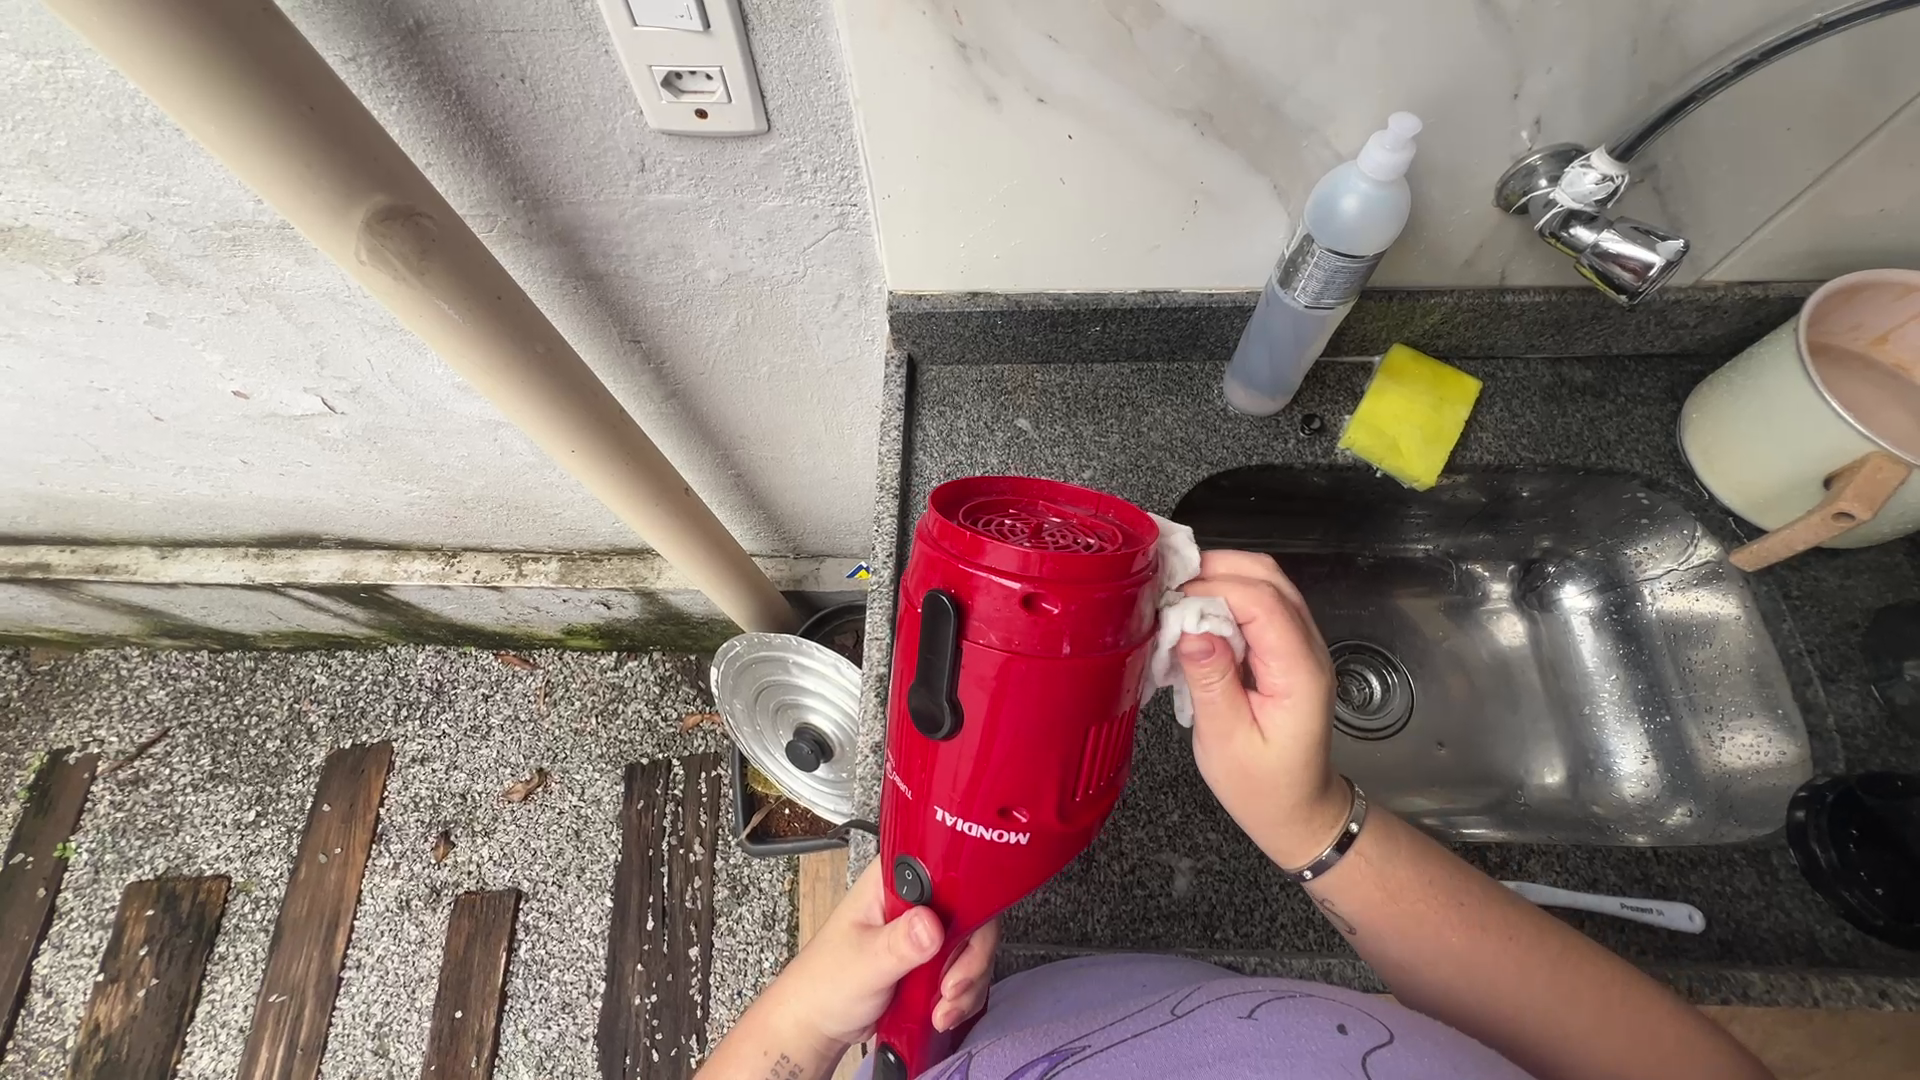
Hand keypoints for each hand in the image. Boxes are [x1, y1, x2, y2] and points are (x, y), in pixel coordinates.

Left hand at [769, 860, 998, 1048]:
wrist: (819, 1023)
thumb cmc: (825, 981)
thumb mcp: (863, 960)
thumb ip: (898, 942)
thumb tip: (931, 923)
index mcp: (894, 878)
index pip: (949, 871)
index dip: (966, 902)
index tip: (960, 941)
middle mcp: (915, 896)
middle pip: (970, 909)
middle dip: (970, 955)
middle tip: (952, 986)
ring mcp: (926, 927)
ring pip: (972, 942)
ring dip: (967, 981)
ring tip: (942, 1008)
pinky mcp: (932, 956)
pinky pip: (965, 967)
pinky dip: (963, 993)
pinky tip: (942, 1011)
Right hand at [1177, 550, 1348, 868]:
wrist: (1298, 809)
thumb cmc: (1261, 786)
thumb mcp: (1225, 741)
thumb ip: (1210, 681)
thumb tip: (1188, 629)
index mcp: (1298, 671)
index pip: (1262, 601)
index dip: (1212, 588)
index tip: (1167, 600)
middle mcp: (1307, 647)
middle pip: (1267, 576)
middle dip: (1213, 569)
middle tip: (1165, 588)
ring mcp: (1300, 643)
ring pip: (1264, 580)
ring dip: (1217, 577)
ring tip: (1173, 597)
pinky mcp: (1284, 646)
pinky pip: (1258, 601)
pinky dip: (1223, 594)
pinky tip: (1193, 612)